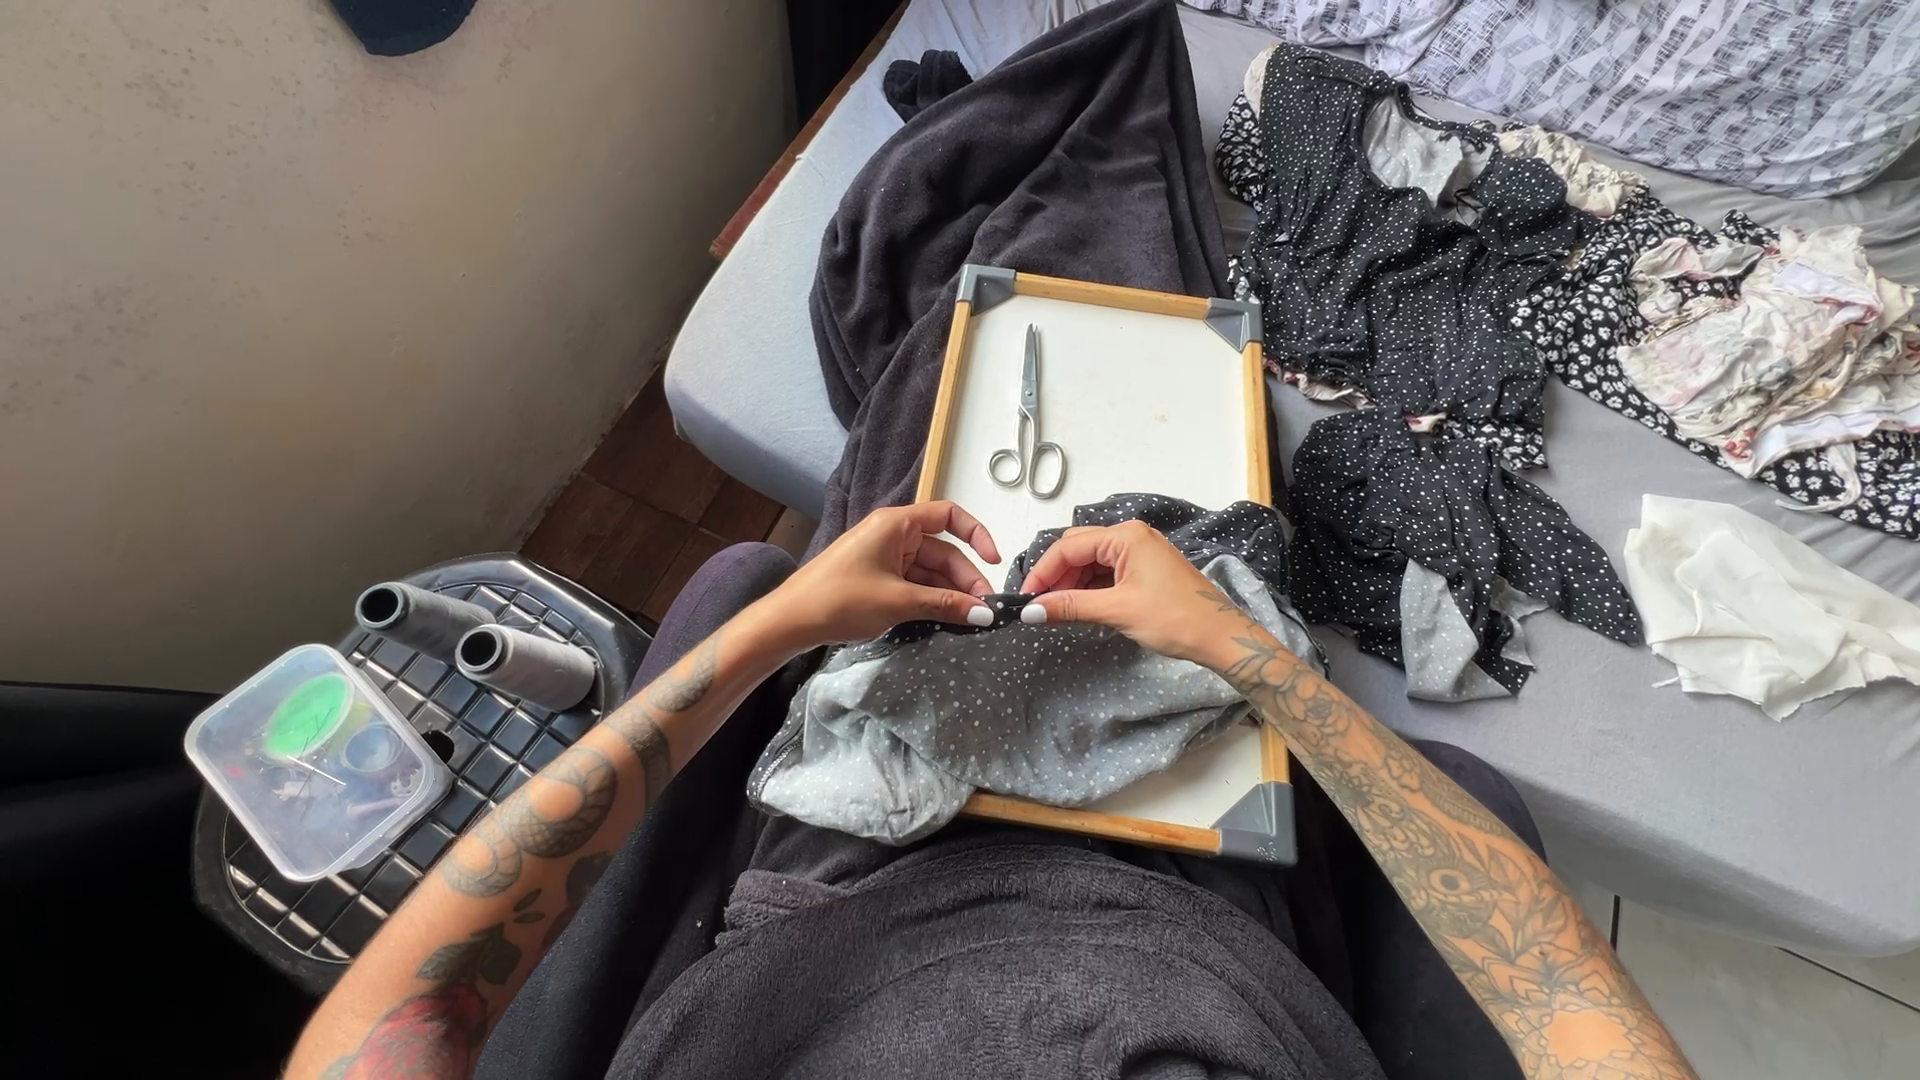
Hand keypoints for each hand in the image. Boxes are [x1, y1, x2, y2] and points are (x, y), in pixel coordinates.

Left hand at [759, 501, 1002, 649]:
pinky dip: (931, 598)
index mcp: (896, 524)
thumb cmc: (840, 599)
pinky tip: (947, 617)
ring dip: (950, 592)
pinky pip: (914, 583)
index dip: (976, 534)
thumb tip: (983, 613)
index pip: (948, 515)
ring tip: (971, 618)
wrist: (790, 621)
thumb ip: (945, 604)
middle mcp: (892, 535)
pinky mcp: (877, 578)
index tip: (994, 560)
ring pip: (930, 570)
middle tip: (985, 608)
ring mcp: (884, 557)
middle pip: (942, 550)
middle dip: (965, 578)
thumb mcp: (899, 601)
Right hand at [1016, 521, 1270, 667]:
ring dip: (1070, 584)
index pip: (1068, 547)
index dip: (1042, 572)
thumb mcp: (1117, 611)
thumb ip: (1070, 606)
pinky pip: (1105, 573)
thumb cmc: (1174, 618)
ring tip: (1055, 610)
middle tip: (1038, 605)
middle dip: (1055, 576)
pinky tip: (1076, 607)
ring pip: (1090, 563)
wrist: (1221, 638)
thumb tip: (1030, 610)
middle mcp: (1130, 536)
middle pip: (1077, 549)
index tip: (1025, 597)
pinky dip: (1088, 589)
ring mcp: (1138, 553)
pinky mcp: (1143, 570)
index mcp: (1125, 536)